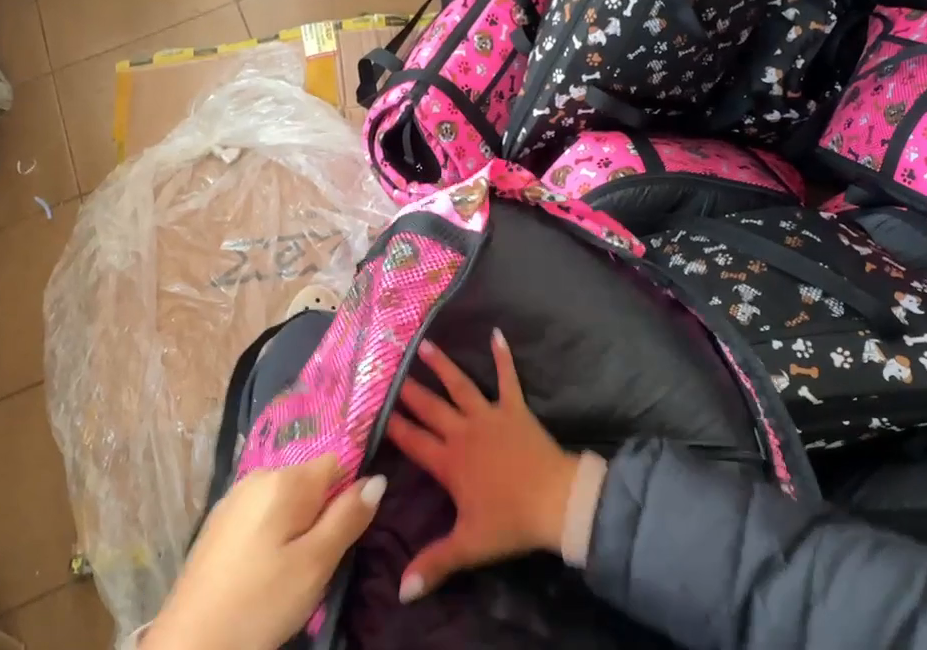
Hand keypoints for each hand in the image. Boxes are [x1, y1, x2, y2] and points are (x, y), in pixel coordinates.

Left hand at [145, 456, 383, 649]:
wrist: (191, 643)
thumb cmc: (261, 601)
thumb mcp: (316, 564)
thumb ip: (348, 517)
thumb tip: (377, 478)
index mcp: (284, 479)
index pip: (336, 462)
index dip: (350, 491)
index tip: (349, 528)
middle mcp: (257, 476)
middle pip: (309, 481)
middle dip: (323, 512)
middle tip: (321, 559)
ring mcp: (233, 498)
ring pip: (285, 500)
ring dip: (298, 525)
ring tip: (294, 569)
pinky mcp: (218, 523)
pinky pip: (262, 515)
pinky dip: (273, 535)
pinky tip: (266, 569)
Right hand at [386, 329, 579, 603]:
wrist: (557, 502)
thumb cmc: (510, 522)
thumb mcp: (469, 546)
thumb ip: (434, 563)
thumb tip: (400, 592)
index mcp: (448, 462)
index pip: (411, 441)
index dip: (390, 424)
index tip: (370, 406)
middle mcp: (463, 432)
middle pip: (429, 408)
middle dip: (407, 389)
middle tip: (387, 366)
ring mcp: (489, 416)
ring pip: (460, 386)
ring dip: (443, 366)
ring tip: (425, 345)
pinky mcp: (515, 409)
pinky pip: (508, 379)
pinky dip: (503, 357)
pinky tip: (497, 334)